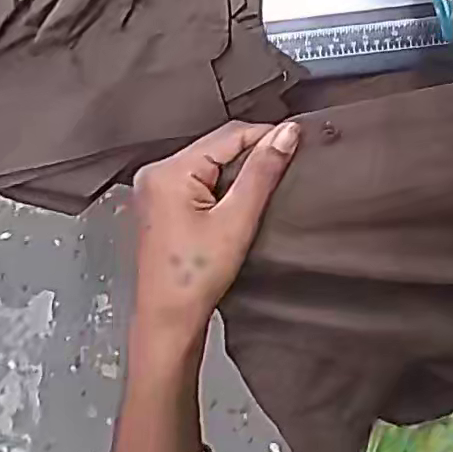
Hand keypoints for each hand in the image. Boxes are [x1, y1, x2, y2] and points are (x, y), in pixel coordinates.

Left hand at [130, 120, 300, 334]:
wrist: (169, 317)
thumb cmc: (194, 277)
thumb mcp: (238, 219)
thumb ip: (262, 171)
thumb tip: (285, 135)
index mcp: (169, 171)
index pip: (228, 134)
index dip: (266, 135)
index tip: (296, 140)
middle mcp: (156, 173)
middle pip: (218, 145)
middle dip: (254, 153)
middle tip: (287, 164)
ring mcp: (157, 188)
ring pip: (211, 161)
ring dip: (240, 169)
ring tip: (267, 184)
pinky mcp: (163, 202)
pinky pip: (200, 179)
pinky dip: (225, 184)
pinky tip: (241, 200)